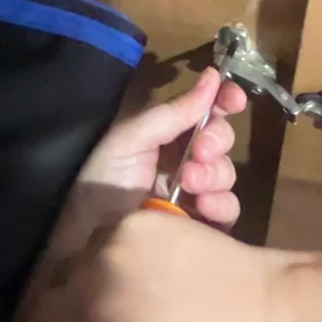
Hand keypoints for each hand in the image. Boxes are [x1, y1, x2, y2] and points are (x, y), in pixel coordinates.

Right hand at [16, 210, 300, 321]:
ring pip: (67, 270)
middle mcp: (84, 309)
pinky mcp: (129, 222)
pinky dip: (112, 251)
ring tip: (122, 293)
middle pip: (41, 314)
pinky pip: (98, 237)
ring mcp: (106, 258)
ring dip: (84, 284)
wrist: (264, 319)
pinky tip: (143, 266)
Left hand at [69, 66, 247, 226]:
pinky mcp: (202, 229)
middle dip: (215, 141)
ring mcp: (195, 196)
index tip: (236, 99)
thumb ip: (173, 112)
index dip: (224, 100)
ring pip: (227, 174)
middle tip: (199, 152)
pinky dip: (221, 205)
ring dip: (214, 174)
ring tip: (190, 184)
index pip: (204, 110)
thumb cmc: (101, 185)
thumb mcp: (129, 140)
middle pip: (221, 140)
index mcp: (165, 135)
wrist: (85, 245)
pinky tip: (203, 208)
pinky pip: (228, 211)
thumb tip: (214, 76)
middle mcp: (183, 161)